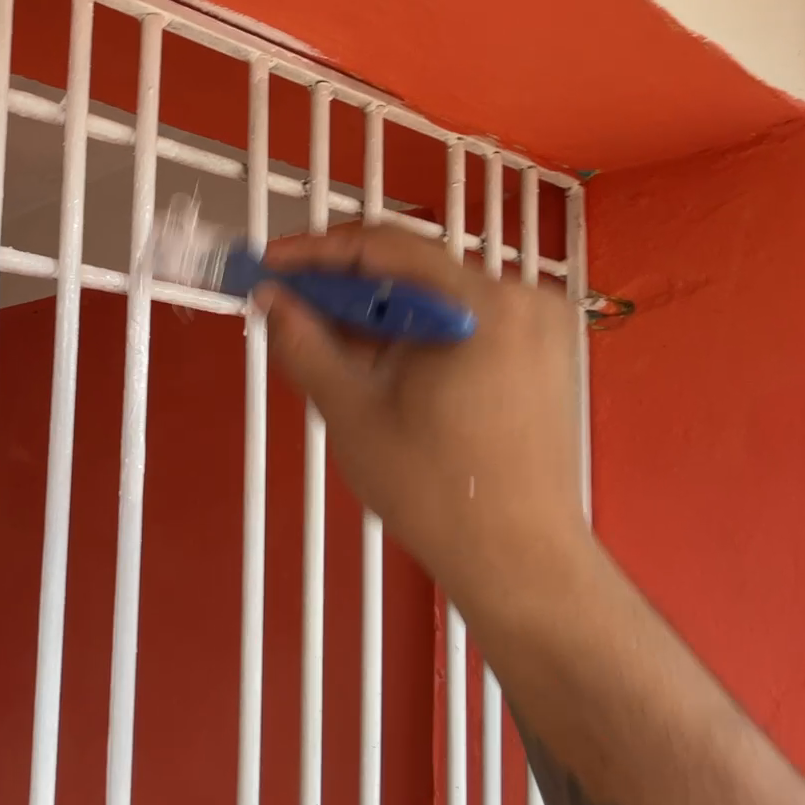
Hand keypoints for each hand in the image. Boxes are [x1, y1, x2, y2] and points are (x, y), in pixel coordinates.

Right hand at [258, 224, 591, 604]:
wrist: (516, 558)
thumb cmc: (430, 486)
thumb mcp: (349, 410)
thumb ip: (303, 343)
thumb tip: (269, 299)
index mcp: (480, 304)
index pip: (385, 246)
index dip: (314, 251)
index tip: (267, 266)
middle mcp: (519, 299)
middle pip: (409, 270)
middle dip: (340, 289)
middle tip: (285, 312)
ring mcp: (536, 328)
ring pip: (429, 299)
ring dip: (369, 316)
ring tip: (320, 348)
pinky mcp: (536, 356)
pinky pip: (454, 324)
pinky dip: (404, 336)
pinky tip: (369, 368)